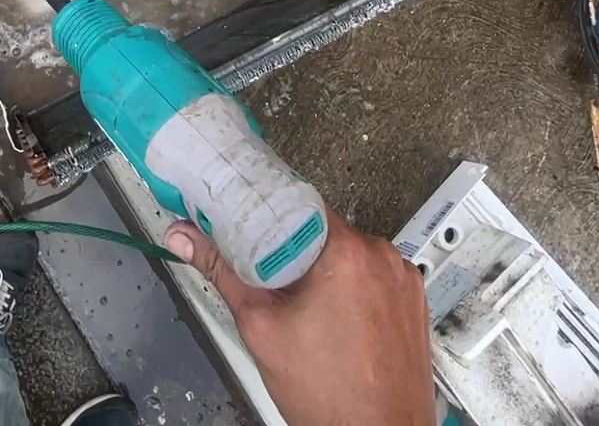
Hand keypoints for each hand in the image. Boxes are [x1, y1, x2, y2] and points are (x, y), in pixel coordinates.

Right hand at [166, 210, 433, 425]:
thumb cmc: (330, 398)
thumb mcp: (260, 326)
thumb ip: (220, 271)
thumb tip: (185, 237)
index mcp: (345, 253)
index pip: (294, 201)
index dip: (263, 208)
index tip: (243, 216)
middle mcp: (381, 257)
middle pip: (319, 227)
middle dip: (289, 246)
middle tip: (267, 275)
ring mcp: (402, 278)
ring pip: (344, 249)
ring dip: (319, 265)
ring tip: (300, 303)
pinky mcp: (412, 299)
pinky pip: (370, 272)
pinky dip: (349, 284)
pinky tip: (331, 316)